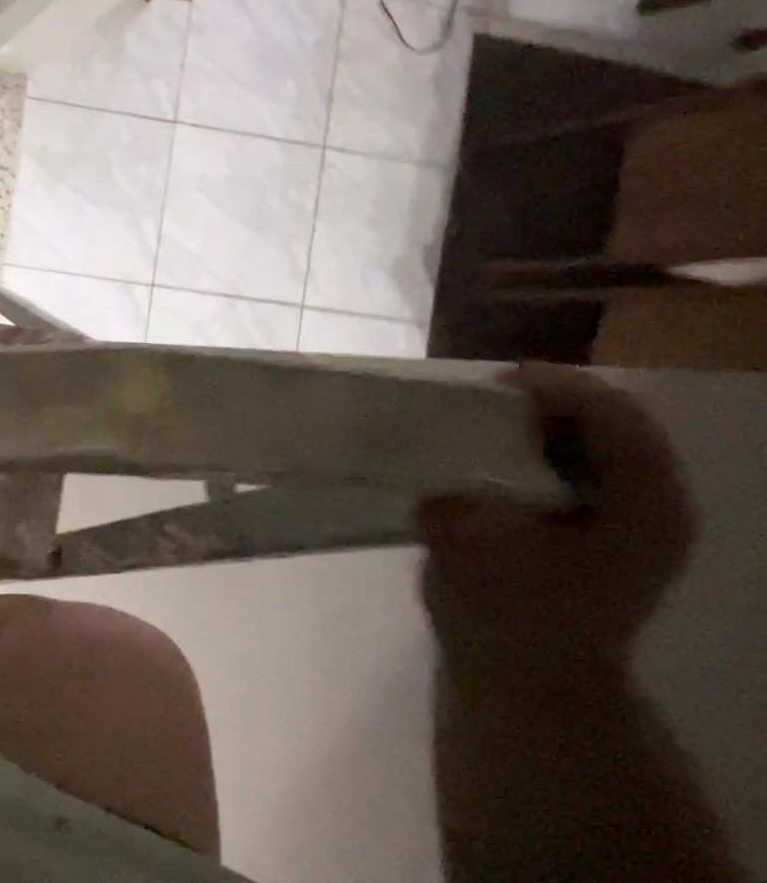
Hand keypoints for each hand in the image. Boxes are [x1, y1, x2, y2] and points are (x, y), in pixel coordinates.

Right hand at [419, 364, 694, 686]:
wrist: (529, 685)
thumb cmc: (510, 619)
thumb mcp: (470, 549)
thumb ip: (446, 493)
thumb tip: (417, 450)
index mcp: (644, 508)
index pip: (619, 421)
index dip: (562, 388)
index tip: (496, 379)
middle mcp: (648, 506)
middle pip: (607, 425)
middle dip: (543, 400)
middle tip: (478, 394)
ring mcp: (622, 521)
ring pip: (586, 444)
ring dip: (532, 424)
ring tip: (473, 417)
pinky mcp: (590, 532)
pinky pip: (565, 468)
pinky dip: (525, 450)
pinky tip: (480, 456)